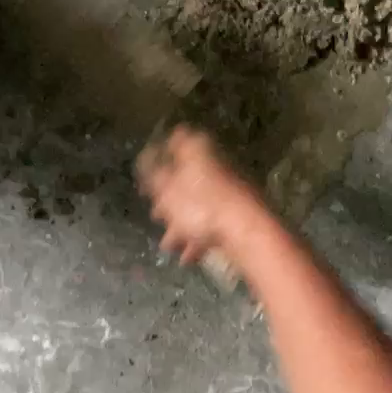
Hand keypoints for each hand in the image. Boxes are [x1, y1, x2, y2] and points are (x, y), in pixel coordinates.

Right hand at [137, 126, 269, 267]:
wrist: (246, 231)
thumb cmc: (200, 206)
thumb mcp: (167, 191)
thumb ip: (153, 175)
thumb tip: (145, 158)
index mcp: (197, 149)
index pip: (177, 138)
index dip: (160, 152)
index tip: (148, 171)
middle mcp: (214, 161)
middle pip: (187, 173)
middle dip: (169, 196)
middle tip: (156, 213)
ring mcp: (227, 186)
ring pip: (198, 200)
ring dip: (181, 221)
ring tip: (168, 243)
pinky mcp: (236, 209)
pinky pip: (211, 220)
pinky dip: (199, 236)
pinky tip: (188, 254)